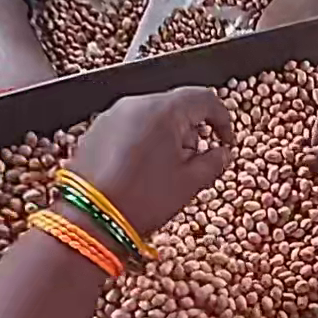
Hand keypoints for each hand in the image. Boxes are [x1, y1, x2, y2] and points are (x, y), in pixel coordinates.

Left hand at [68, 87, 234, 235]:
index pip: (204, 99)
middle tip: (197, 161)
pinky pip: (130, 128)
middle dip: (192, 131)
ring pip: (151, 116)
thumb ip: (213, 163)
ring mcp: (112, 115)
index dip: (222, 119)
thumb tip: (222, 153)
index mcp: (164, 110)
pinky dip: (144, 142)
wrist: (91, 218)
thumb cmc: (141, 200)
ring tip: (168, 171)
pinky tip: (144, 171)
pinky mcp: (96, 130)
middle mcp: (136, 103)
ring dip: (167, 138)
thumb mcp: (189, 184)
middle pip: (175, 106)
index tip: (226, 140)